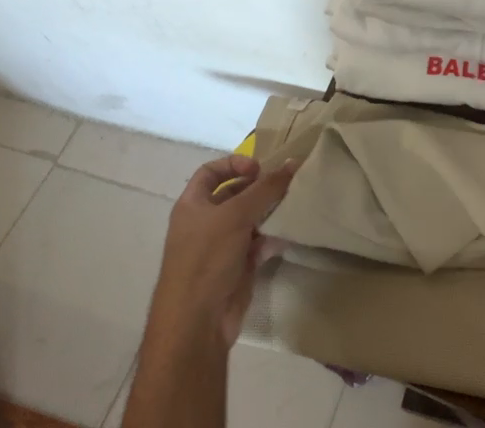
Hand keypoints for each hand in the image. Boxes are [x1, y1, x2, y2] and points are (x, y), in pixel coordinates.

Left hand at [151, 155, 298, 349]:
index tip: (259, 169)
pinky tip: (284, 237)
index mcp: (192, 205)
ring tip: (290, 208)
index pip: (211, 172)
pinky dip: (271, 239)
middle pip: (235, 195)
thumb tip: (292, 163)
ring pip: (250, 219)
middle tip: (285, 187)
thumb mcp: (236, 215)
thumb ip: (266, 188)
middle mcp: (205, 222)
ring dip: (269, 213)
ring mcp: (221, 246)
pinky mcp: (237, 266)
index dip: (234, 164)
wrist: (197, 321)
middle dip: (260, 190)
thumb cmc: (207, 258)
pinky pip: (258, 244)